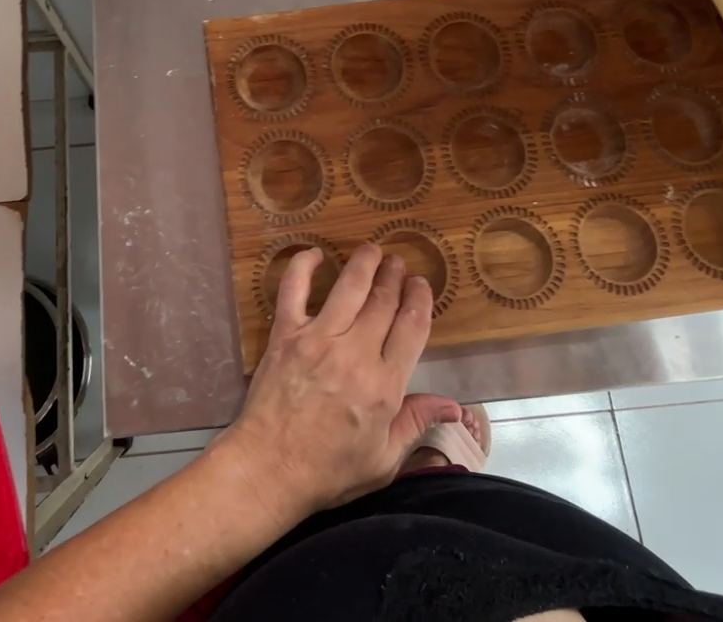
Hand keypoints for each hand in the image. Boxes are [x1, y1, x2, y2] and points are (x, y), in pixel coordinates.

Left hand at [210, 243, 461, 521]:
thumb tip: (453, 405)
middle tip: (399, 264)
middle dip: (395, 277)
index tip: (420, 285)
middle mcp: (355, 354)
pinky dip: (303, 266)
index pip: (412, 327)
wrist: (269, 468)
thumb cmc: (328, 471)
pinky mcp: (285, 335)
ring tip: (372, 250)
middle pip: (383, 301)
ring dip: (364, 263)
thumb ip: (416, 423)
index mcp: (384, 385)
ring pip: (348, 287)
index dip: (419, 300)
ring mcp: (318, 339)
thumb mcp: (383, 459)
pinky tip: (314, 253)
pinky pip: (294, 290)